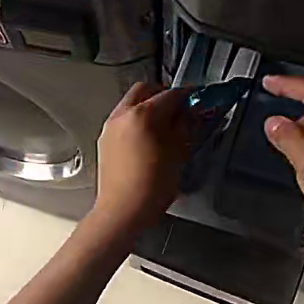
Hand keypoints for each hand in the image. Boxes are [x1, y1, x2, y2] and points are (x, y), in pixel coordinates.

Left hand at [90, 81, 189, 233]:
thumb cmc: (149, 189)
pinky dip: (136, 122)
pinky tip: (147, 140)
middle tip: (180, 109)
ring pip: (131, 104)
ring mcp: (110, 129)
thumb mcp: (178, 155)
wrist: (122, 212)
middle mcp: (122, 116)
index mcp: (143, 115)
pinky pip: (122, 122)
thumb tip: (190, 114)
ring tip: (165, 126)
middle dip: (164, 95)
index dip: (188, 96)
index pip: (171, 94)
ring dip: (148, 108)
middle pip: (145, 90)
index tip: (198, 100)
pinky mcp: (104, 143)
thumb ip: (185, 127)